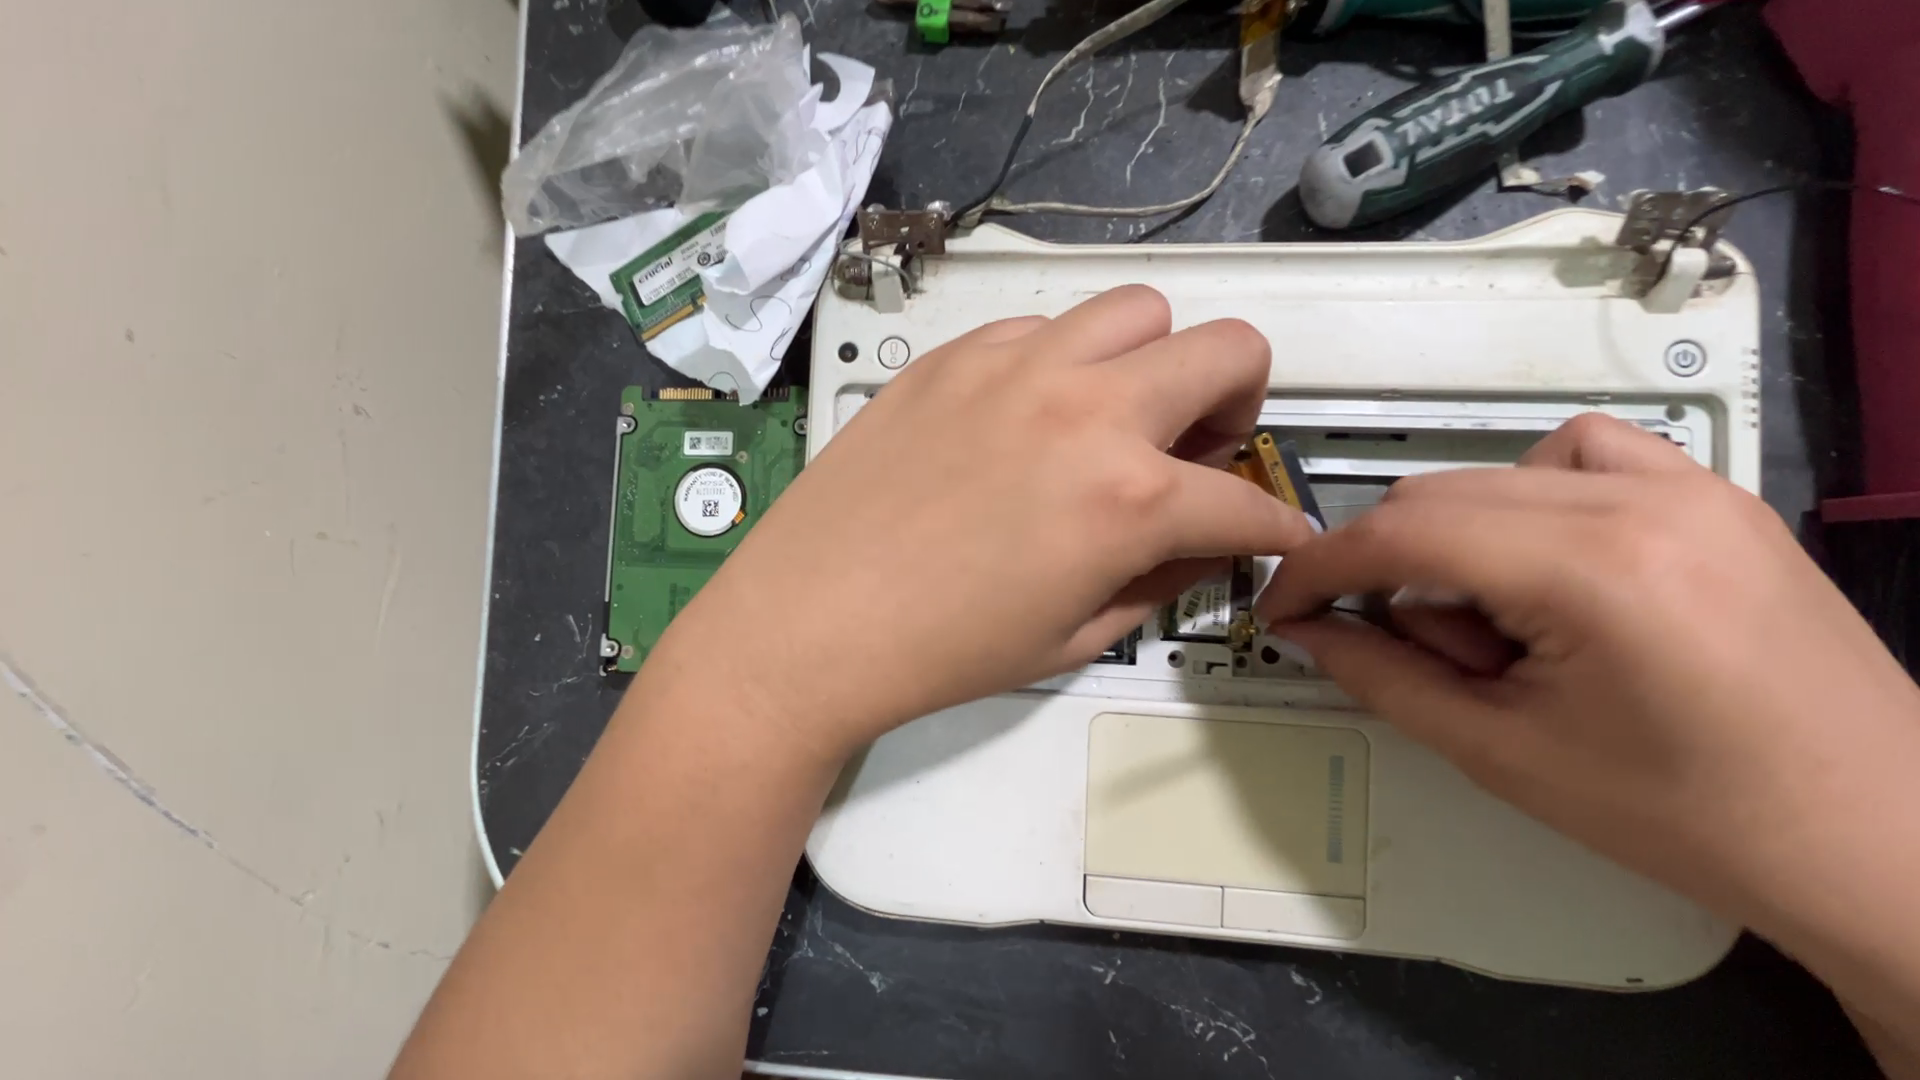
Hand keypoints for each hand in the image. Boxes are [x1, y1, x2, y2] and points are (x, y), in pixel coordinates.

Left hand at [647, 285, 1314, 759]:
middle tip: (1199, 451)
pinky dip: (1064, 362)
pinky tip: (1028, 414)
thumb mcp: (1074, 637)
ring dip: (1155, 361)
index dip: (1275, 526)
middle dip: (1242, 401)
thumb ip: (1157, 578)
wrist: (812, 619)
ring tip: (1117, 416)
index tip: (1274, 532)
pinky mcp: (956, 354)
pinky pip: (1044, 327)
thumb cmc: (942, 651)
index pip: (1247, 502)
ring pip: (1139, 310)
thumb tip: (1199, 543)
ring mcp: (1017, 365)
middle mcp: (1087, 408)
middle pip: (1230, 348)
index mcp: (1127, 498)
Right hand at [1255, 414, 1919, 942]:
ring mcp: (1690, 487)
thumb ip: (1382, 676)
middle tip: (1398, 643)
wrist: (1882, 843)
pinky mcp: (1717, 495)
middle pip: (1436, 496)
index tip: (1282, 608)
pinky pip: (1581, 454)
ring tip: (1492, 618)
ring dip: (1452, 536)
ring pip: (1493, 470)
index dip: (1316, 569)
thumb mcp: (1500, 752)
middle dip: (1384, 565)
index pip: (1400, 536)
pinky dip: (1526, 497)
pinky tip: (1546, 562)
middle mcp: (1642, 501)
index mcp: (1591, 571)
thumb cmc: (1683, 815)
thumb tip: (1304, 629)